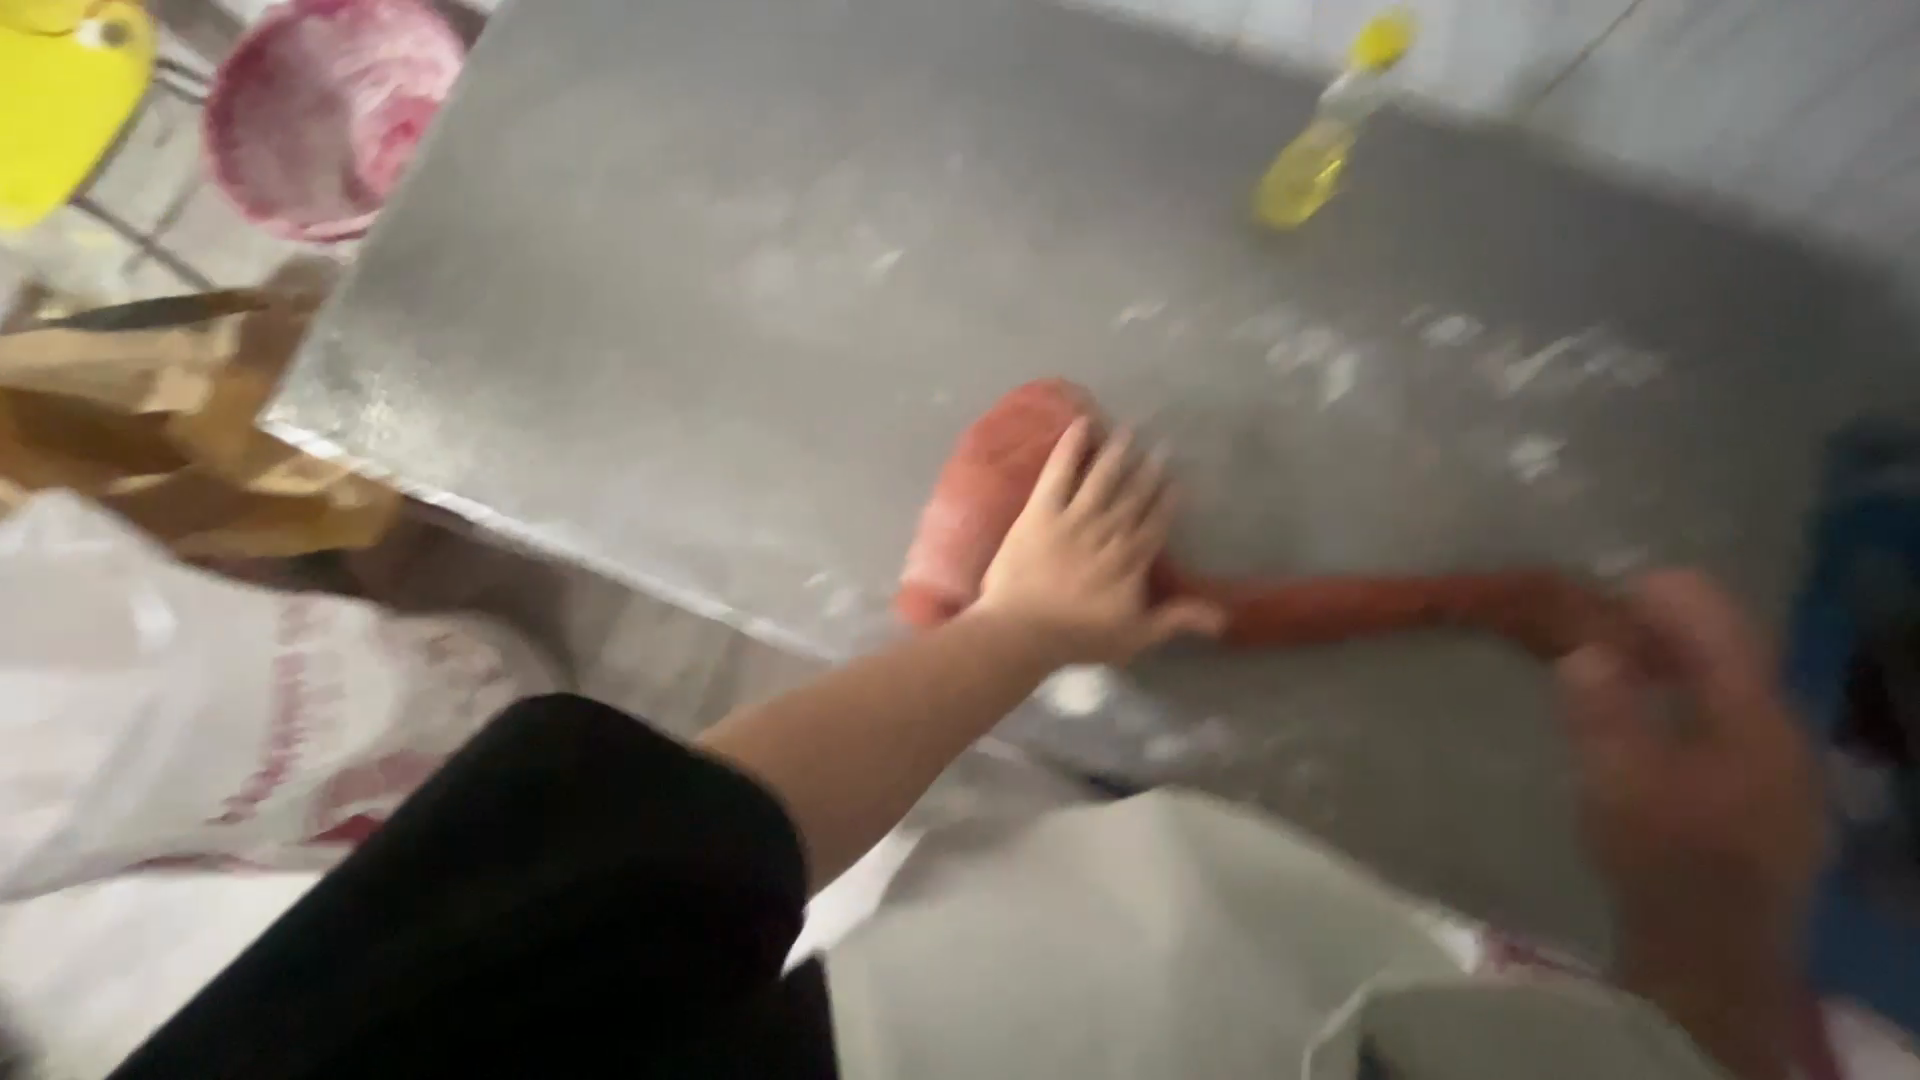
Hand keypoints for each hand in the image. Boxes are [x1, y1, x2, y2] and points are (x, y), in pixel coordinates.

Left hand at [975, 418, 1224, 664]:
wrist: (1023, 630)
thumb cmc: (1077, 638)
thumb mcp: (1135, 637)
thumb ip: (1176, 620)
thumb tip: (1222, 618)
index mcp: (1131, 560)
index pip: (1156, 524)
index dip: (1167, 501)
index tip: (1177, 481)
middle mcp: (1109, 531)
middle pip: (1133, 496)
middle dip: (1149, 470)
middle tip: (1161, 445)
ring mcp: (1075, 518)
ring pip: (1102, 478)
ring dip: (1116, 453)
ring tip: (1128, 432)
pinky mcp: (1041, 511)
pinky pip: (1059, 472)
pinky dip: (1071, 447)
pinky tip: (1081, 424)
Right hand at [1558, 571, 1822, 1079]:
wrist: (1710, 952)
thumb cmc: (1667, 861)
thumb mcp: (1623, 783)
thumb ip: (1605, 711)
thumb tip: (1587, 651)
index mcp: (1754, 719)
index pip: (1717, 626)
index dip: (1661, 593)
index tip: (1596, 578)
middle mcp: (1772, 729)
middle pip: (1718, 649)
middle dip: (1651, 622)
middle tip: (1579, 614)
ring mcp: (1764, 761)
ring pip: (1710, 682)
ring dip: (1654, 658)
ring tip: (1588, 651)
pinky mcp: (1743, 788)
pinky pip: (1703, 713)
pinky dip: (1661, 691)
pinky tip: (1619, 705)